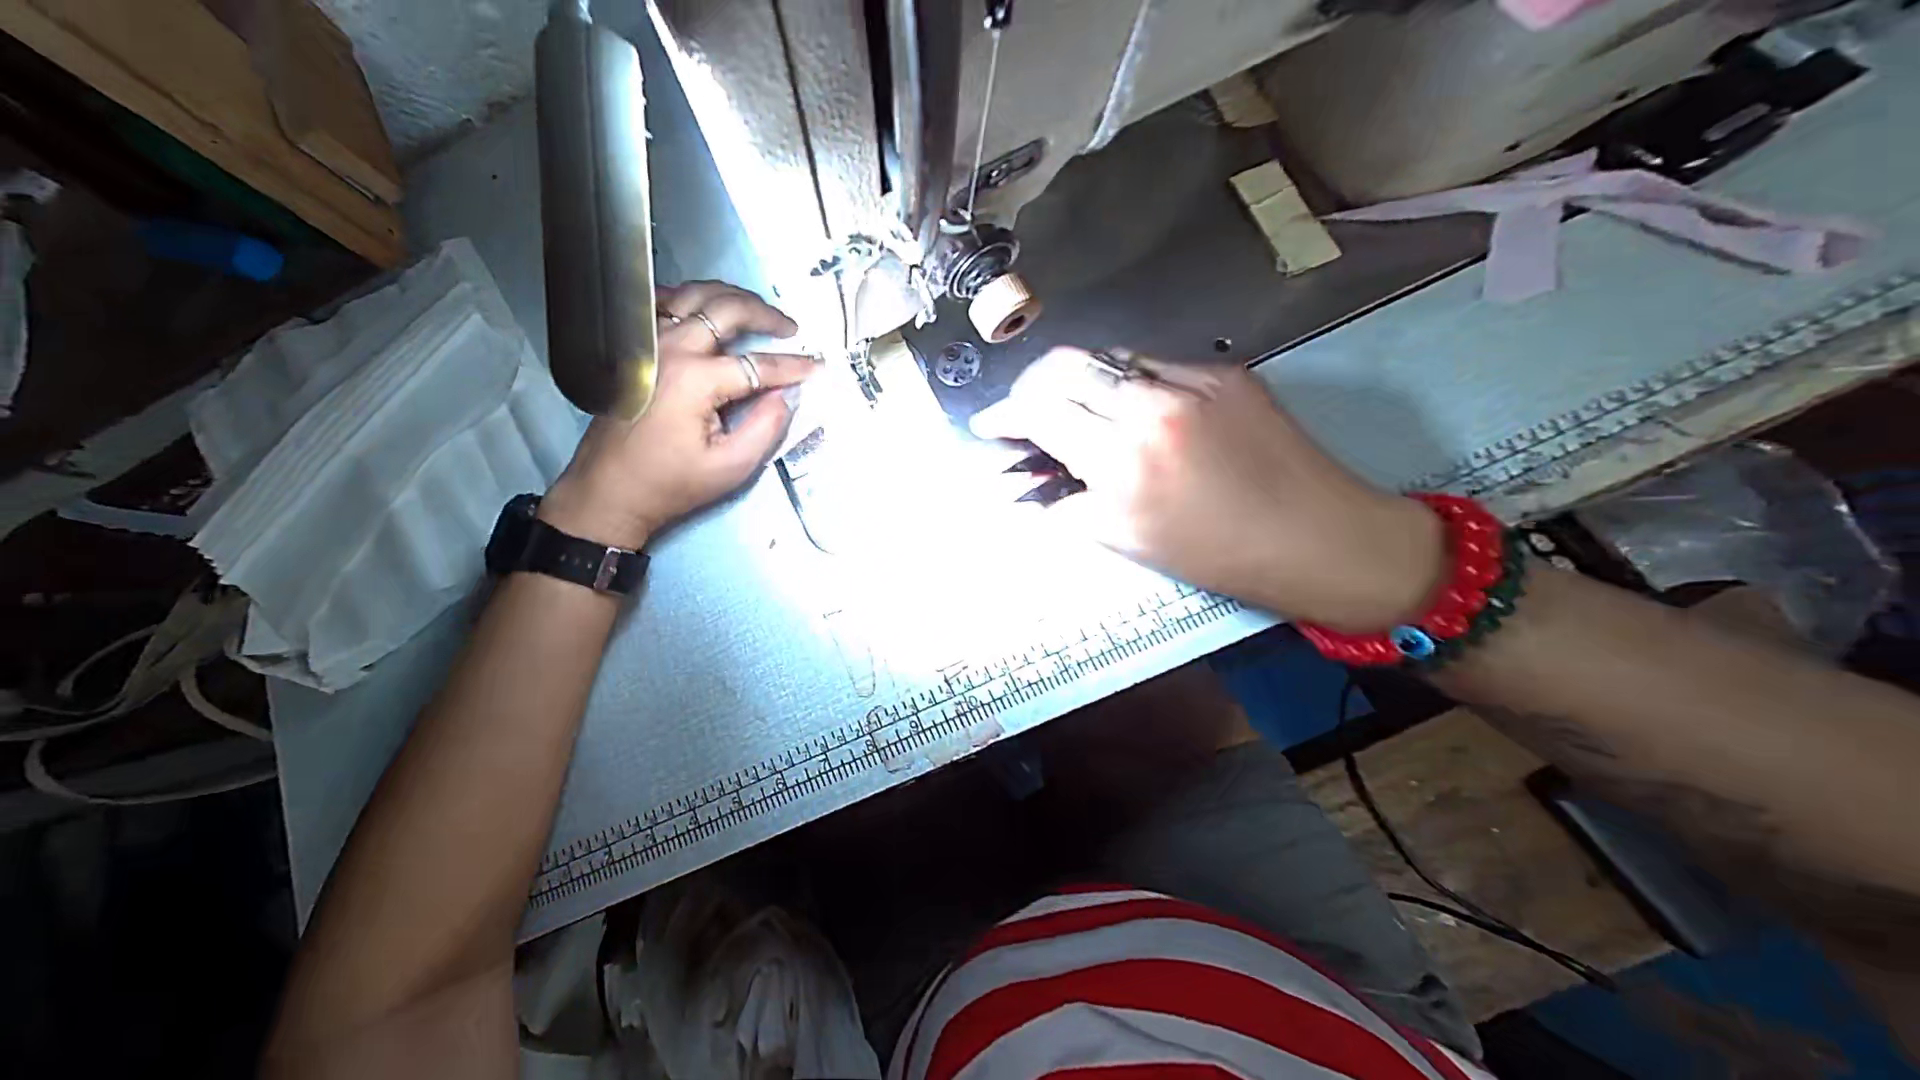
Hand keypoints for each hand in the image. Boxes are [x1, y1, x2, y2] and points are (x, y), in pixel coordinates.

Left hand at [538, 282, 820, 549]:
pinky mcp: (635, 348)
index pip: (756, 364)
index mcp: (694, 379)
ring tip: (757, 312)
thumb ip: (766, 426)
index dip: (792, 366)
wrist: (611, 490)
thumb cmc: (672, 483)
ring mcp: (648, 343)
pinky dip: (690, 298)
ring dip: (732, 298)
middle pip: (727, 310)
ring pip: (695, 296)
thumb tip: (786, 394)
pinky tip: (706, 308)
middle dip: (765, 315)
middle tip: (789, 328)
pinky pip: (663, 304)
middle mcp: (670, 349)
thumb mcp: (732, 466)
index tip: (816, 368)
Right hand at [971, 347, 1443, 632]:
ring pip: (1109, 358)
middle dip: (1031, 383)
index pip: (1039, 412)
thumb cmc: (1219, 556)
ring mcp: (1193, 381)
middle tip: (1024, 410)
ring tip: (1074, 409)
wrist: (1320, 536)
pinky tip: (1133, 412)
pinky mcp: (1225, 372)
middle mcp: (1152, 407)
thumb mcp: (1129, 540)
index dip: (1004, 415)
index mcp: (1124, 461)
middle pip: (1065, 365)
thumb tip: (1028, 489)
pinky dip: (1128, 385)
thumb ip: (1069, 506)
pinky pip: (1156, 366)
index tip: (989, 425)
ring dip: (1079, 380)